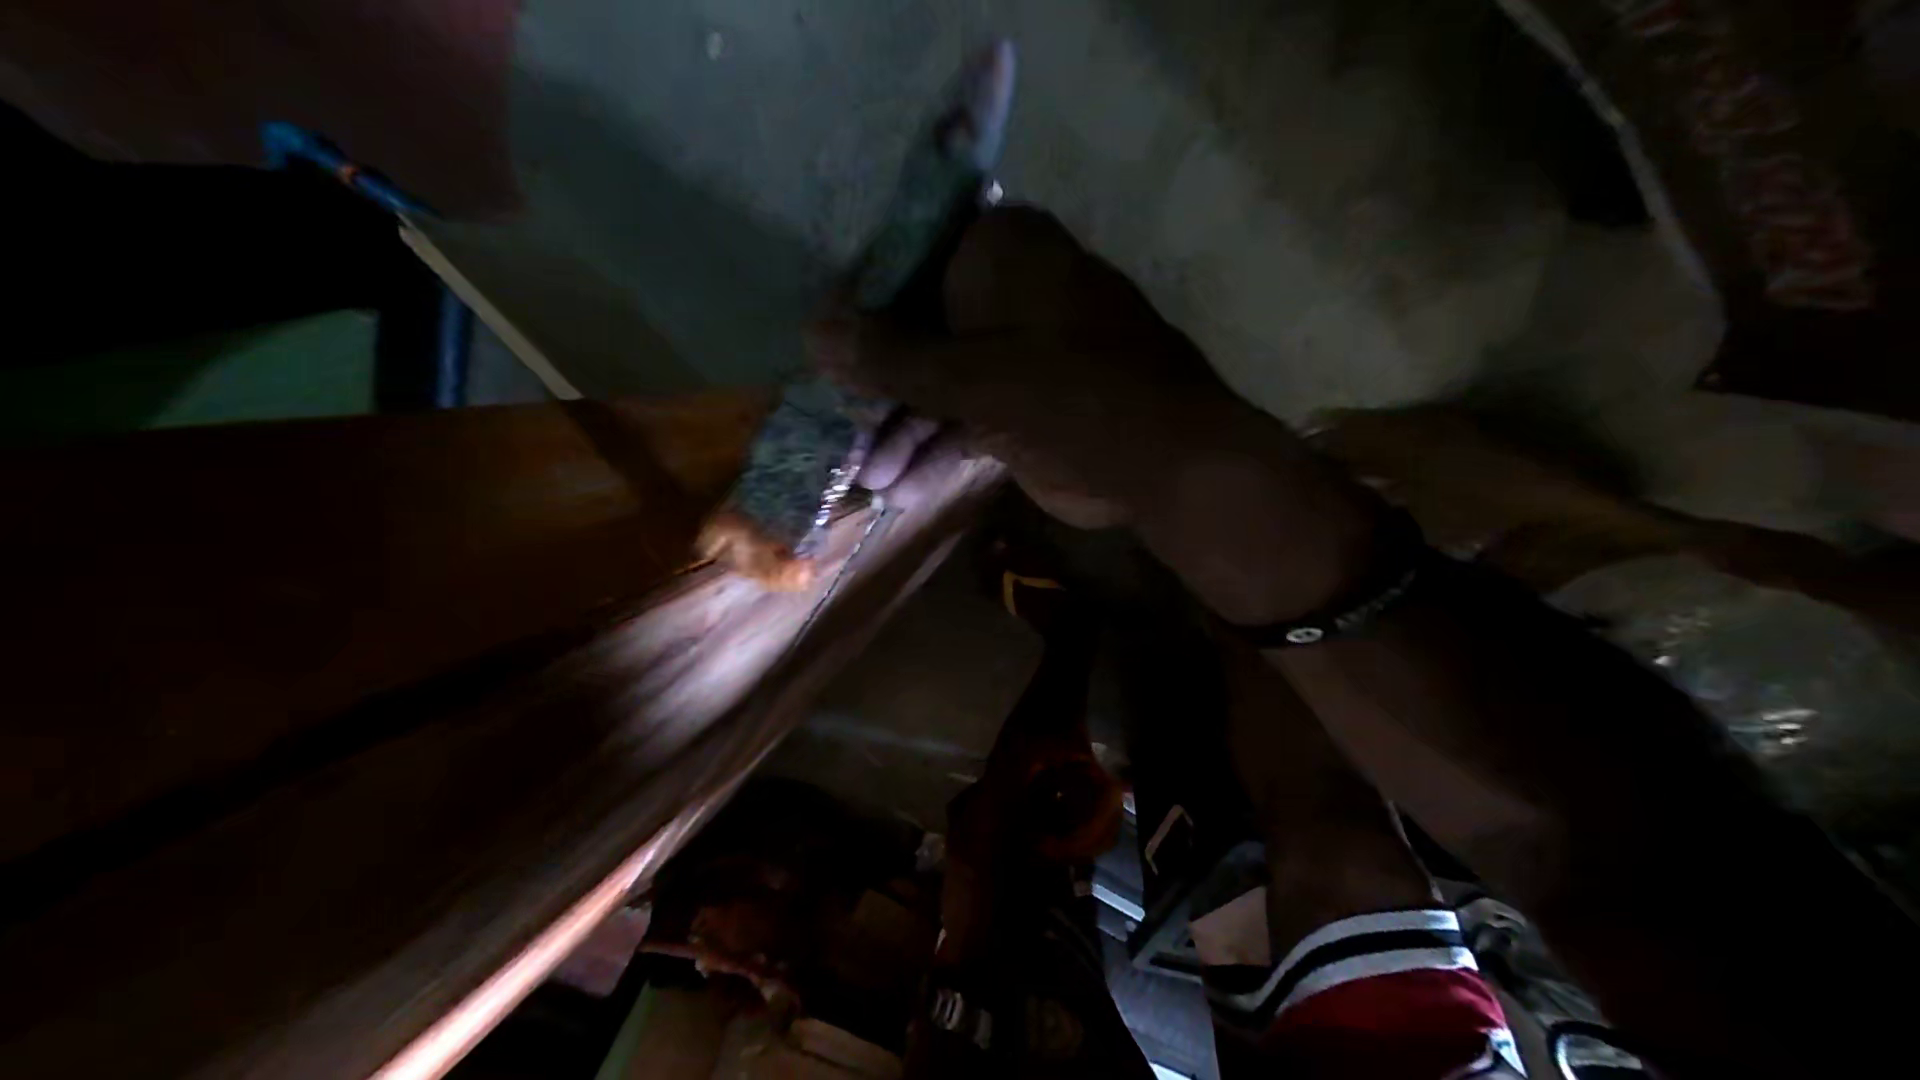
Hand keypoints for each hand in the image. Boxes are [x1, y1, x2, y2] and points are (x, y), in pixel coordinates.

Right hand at [808, 206, 1386, 623]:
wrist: (1167, 466)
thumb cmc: (1073, 399)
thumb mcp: (974, 378)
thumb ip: (892, 356)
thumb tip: (813, 330)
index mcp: (1002, 251)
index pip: (905, 261)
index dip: (859, 309)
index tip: (823, 354)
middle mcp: (1007, 290)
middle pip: (918, 329)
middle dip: (879, 391)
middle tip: (838, 433)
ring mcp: (1018, 349)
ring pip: (940, 381)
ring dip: (903, 431)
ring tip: (867, 479)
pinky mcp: (1025, 401)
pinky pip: (966, 417)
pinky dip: (936, 450)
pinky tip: (902, 488)